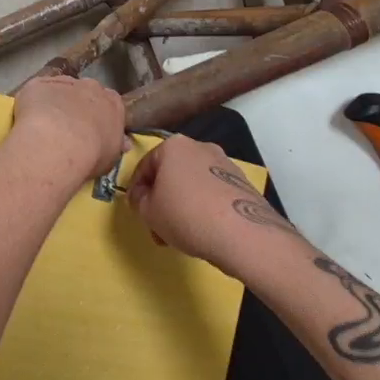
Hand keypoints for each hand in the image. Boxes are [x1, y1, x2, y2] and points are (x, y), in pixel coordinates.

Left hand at [10, 75, 126, 189]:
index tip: (92, 128)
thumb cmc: (92, 154)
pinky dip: (32, 102)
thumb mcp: (112, 156)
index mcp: (112, 103)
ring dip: (54, 102)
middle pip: (84, 92)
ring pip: (58, 89)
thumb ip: (115, 145)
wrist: (59, 142)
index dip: (99, 115)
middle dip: (77, 105)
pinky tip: (28, 119)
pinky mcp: (36, 84)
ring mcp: (62, 82)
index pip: (110, 103)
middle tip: (68, 127)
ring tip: (45, 125)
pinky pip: (35, 92)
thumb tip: (123, 143)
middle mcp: (90, 87)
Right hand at [127, 133, 301, 270]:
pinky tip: (203, 231)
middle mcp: (201, 148)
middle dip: (162, 199)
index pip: (145, 166)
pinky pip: (214, 193)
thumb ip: (138, 200)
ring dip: (182, 205)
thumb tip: (142, 196)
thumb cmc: (186, 215)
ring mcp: (226, 164)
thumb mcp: (148, 212)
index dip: (136, 190)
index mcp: (174, 146)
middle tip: (157, 225)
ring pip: (193, 184)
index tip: (136, 210)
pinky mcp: (243, 184)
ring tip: (180, 234)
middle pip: (171, 174)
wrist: (242, 234)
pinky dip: (204, 207)